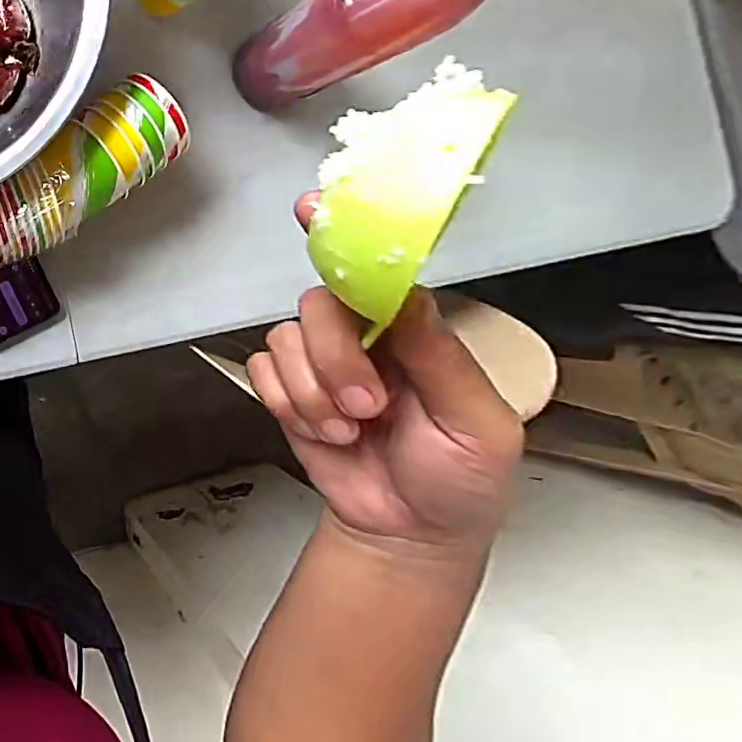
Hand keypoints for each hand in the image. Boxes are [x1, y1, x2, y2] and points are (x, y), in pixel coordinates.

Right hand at [246, 194, 522, 555]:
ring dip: (312, 394)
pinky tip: (320, 429)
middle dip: (334, 359)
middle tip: (365, 405)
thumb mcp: (477, 426)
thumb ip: (440, 359)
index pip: (374, 271)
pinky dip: (287, 404)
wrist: (406, 532)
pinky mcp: (287, 387)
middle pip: (319, 306)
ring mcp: (319, 360)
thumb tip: (407, 296)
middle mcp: (361, 335)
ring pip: (285, 339)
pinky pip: (263, 370)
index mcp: (412, 332)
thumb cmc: (459, 480)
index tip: (311, 209)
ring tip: (348, 428)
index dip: (340, 236)